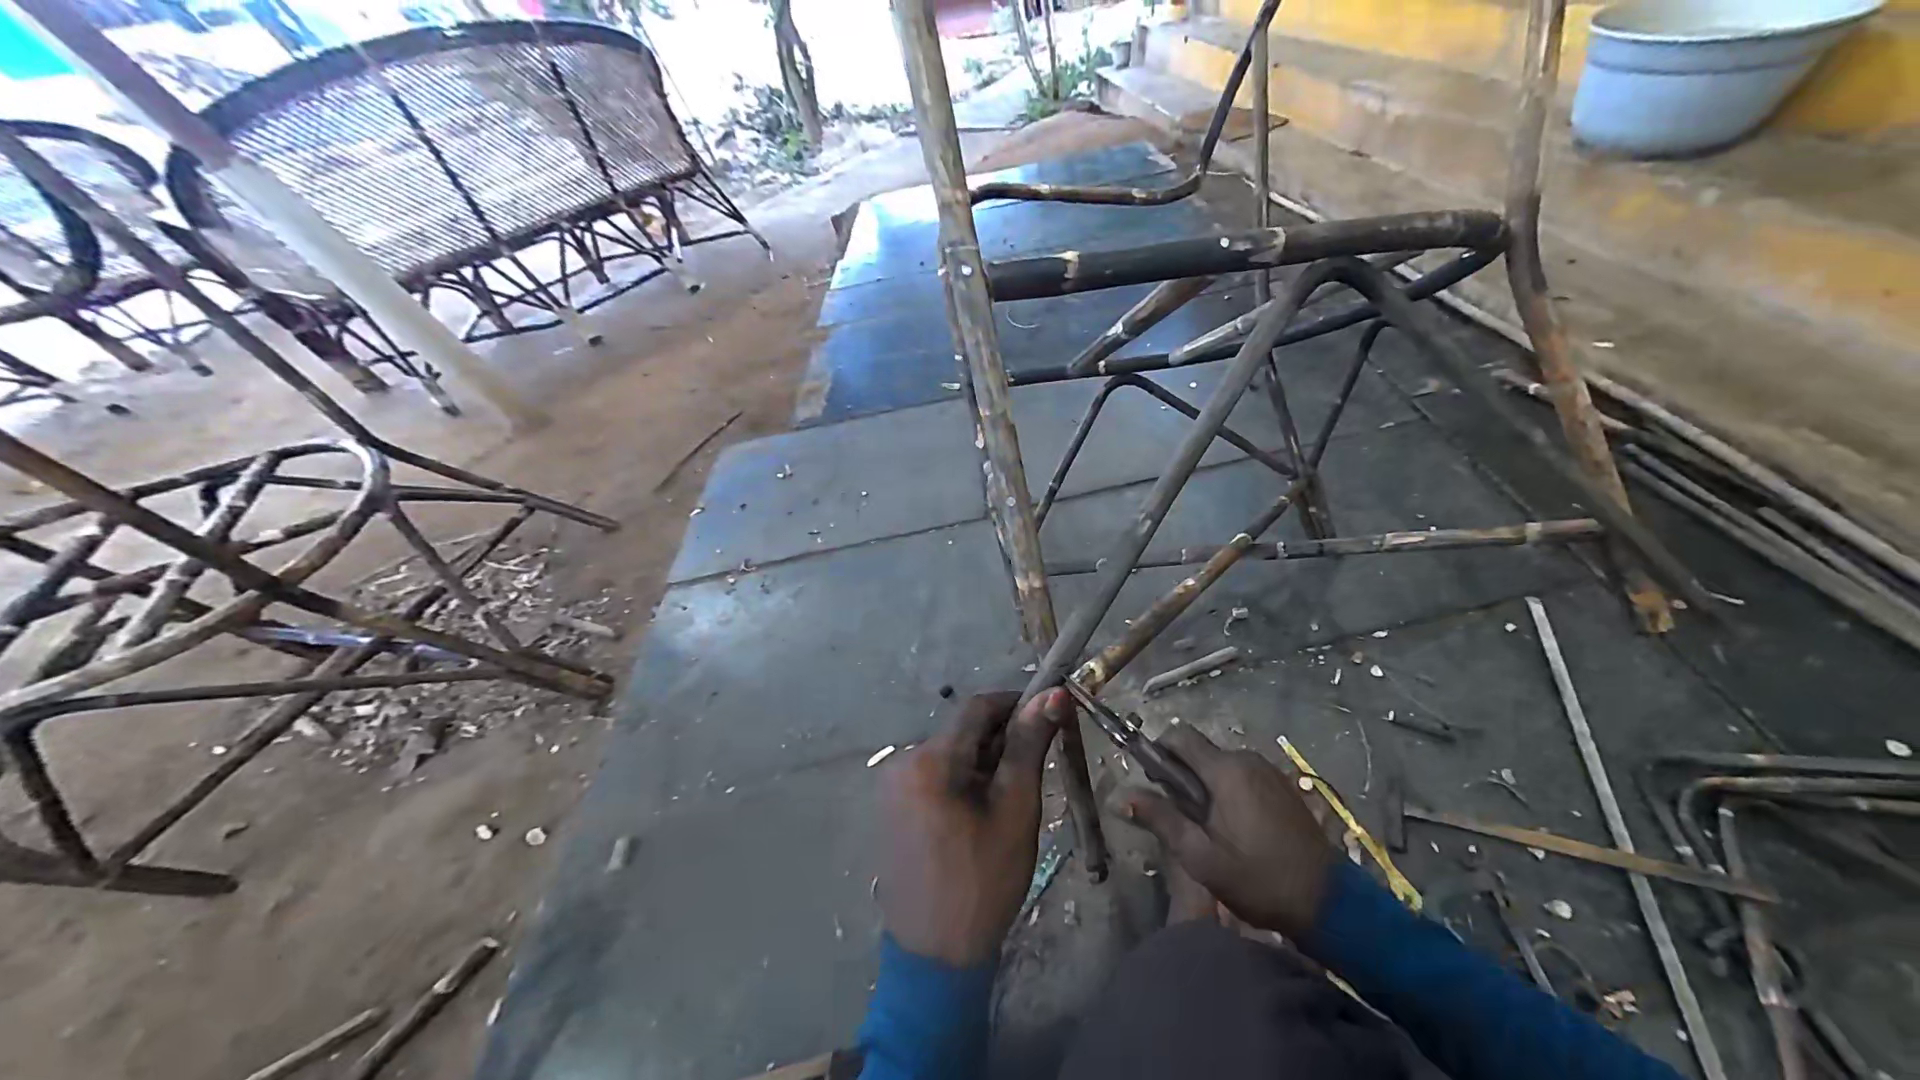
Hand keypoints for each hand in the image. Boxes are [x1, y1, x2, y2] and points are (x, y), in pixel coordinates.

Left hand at [875, 689, 1068, 966]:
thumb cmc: (983, 882)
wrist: (935, 956)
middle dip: (1001, 740)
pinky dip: (963, 781)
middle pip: (962, 731)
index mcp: (930, 759)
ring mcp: (892, 786)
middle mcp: (902, 762)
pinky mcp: (892, 808)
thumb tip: (1052, 694)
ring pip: (950, 754)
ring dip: (984, 763)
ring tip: (1009, 800)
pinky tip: (981, 814)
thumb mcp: (1015, 809)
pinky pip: (934, 777)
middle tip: (1034, 771)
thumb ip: (1029, 746)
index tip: (1049, 718)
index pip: (978, 707)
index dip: (1016, 704)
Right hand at [1120, 724, 1334, 938]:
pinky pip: (1242, 775)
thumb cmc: (1259, 880)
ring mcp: (1269, 771)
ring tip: (1207, 829)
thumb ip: (1161, 819)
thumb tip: (1121, 795)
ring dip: (1205, 785)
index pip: (1179, 736)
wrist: (1330, 904)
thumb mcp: (1200, 856)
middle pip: (1199, 751)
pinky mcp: (1282, 786)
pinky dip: (1228, 791)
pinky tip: (1234, 828)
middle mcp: (1247, 760)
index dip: (1158, 752)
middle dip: (1181, 775)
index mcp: (1226, 771)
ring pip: (1219, 764)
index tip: (1155, 784)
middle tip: (1181, 818)